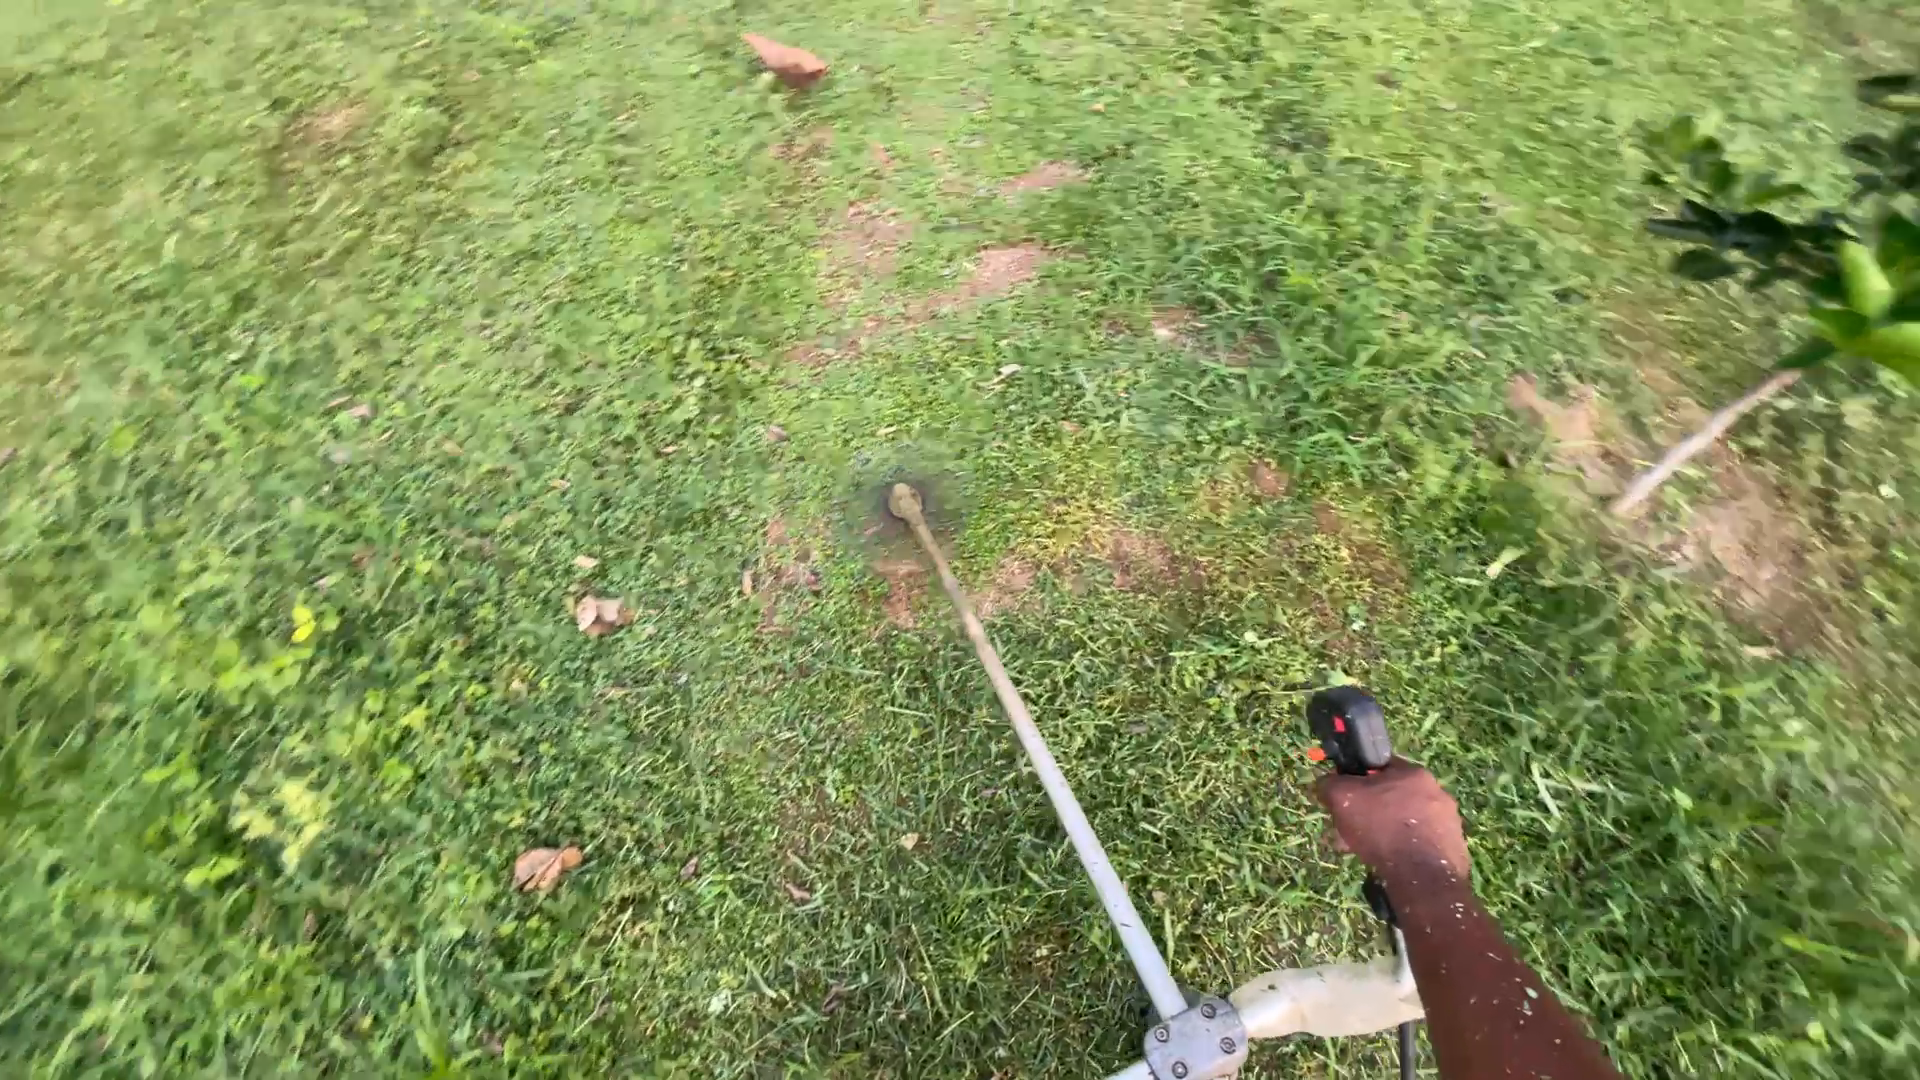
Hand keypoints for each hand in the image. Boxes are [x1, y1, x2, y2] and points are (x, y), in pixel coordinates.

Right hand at [1315, 758, 1469, 887]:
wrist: (1422, 879)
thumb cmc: (1380, 828)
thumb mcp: (1341, 797)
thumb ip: (1329, 782)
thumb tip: (1327, 782)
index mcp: (1414, 773)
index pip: (1378, 767)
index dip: (1356, 781)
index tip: (1345, 799)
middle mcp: (1438, 793)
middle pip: (1390, 796)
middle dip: (1367, 811)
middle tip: (1350, 828)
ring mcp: (1449, 822)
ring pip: (1403, 821)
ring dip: (1382, 831)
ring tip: (1363, 849)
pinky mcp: (1454, 848)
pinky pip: (1418, 842)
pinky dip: (1401, 848)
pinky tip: (1386, 861)